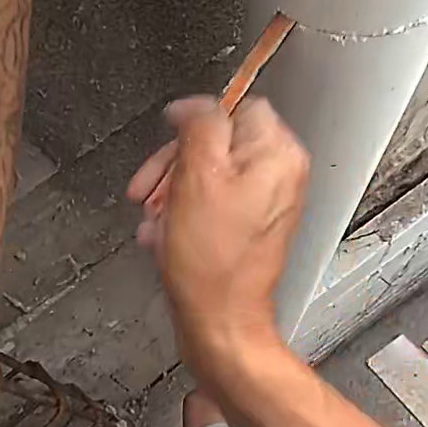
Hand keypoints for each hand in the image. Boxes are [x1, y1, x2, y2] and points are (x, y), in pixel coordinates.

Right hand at [126, 96, 309, 375]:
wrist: (219, 321)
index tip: (169, 142)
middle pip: (218, 144)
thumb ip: (200, 126)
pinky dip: (181, 215)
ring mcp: (263, 205)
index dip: (195, 123)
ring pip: (208, 176)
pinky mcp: (247, 229)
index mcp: (276, 156)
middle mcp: (278, 177)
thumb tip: (192, 105)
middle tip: (149, 189)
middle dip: (175, 165)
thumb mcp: (197, 176)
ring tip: (154, 219)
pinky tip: (162, 235)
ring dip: (172, 193)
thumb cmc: (212, 262)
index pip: (237, 109)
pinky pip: (209, 205)